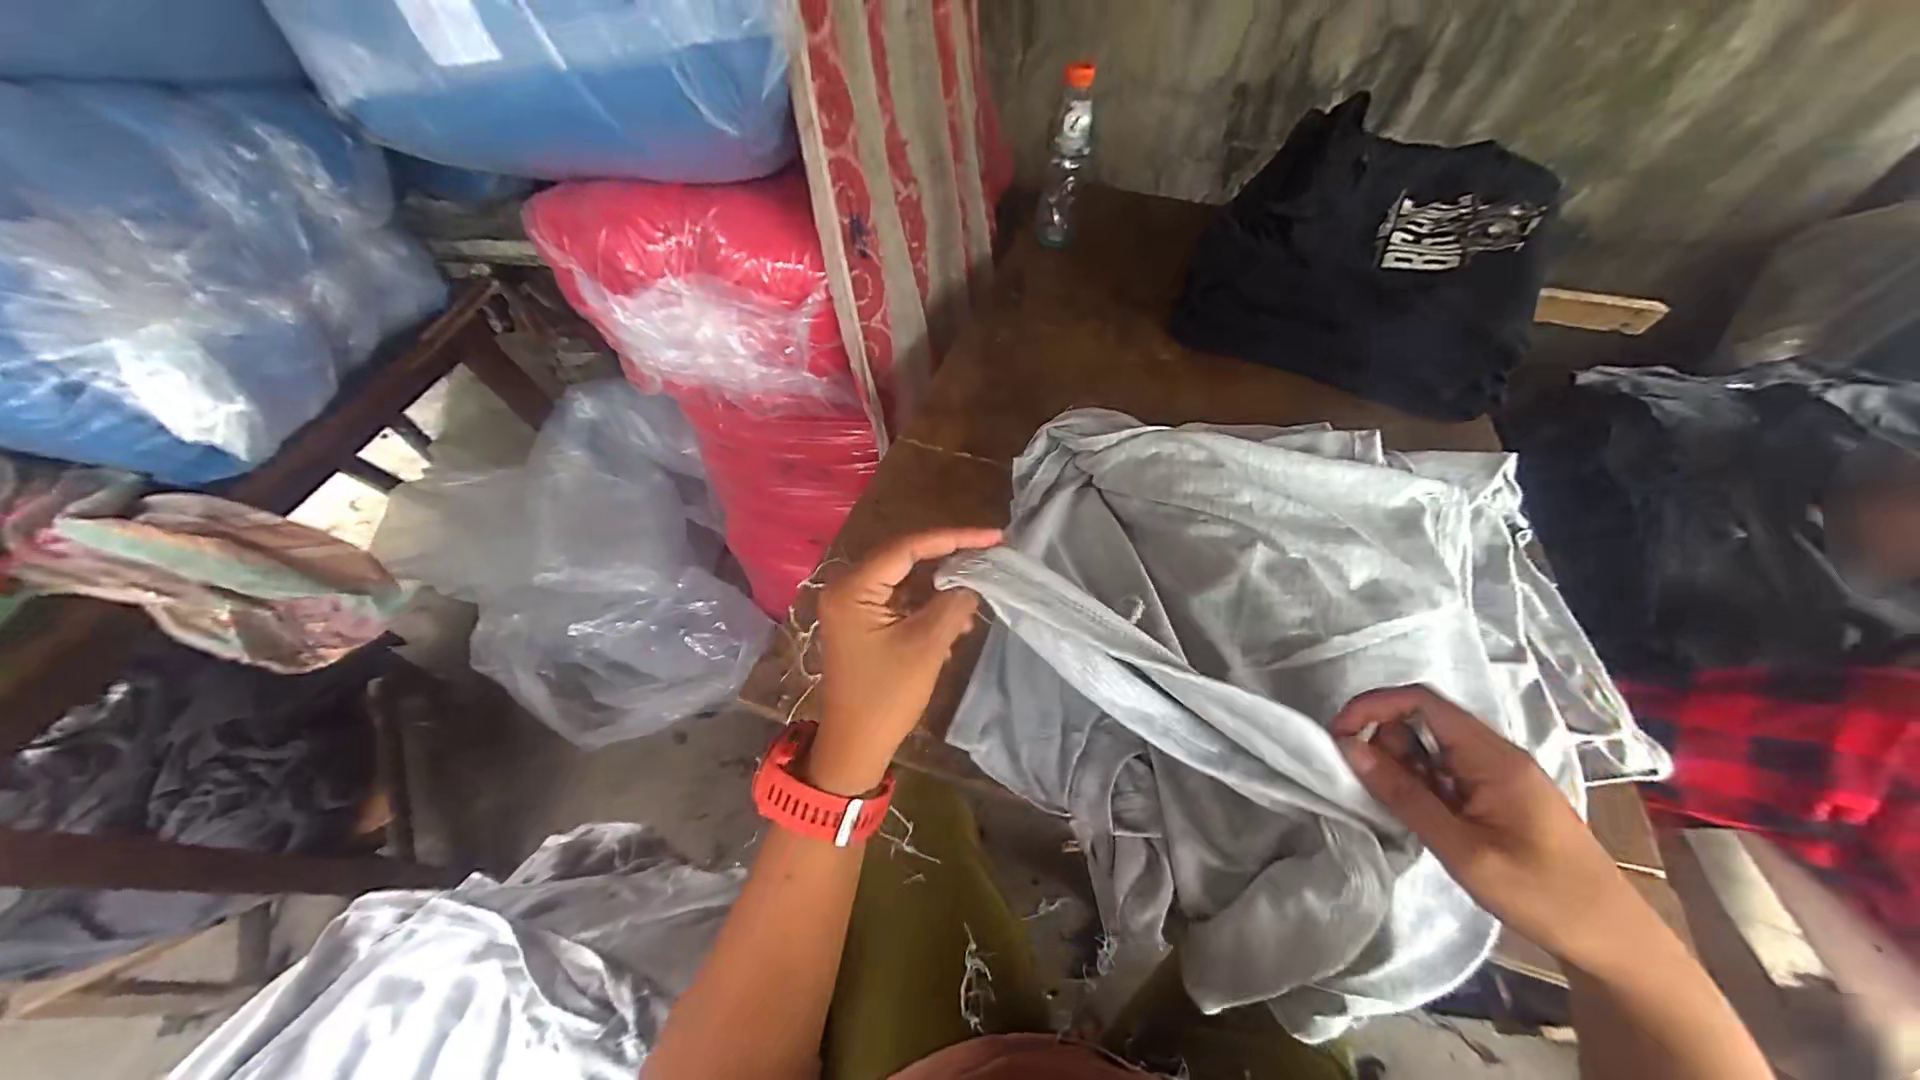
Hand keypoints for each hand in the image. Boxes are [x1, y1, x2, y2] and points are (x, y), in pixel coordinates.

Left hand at [807, 527, 1002, 795]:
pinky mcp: (863, 620)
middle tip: (989, 551)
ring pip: (906, 577)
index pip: (907, 547)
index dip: (953, 538)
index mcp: (853, 588)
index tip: (992, 537)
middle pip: (905, 556)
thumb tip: (974, 581)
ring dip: (941, 582)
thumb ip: (953, 604)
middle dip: (949, 555)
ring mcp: (854, 604)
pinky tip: (958, 615)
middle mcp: (847, 587)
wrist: (856, 744)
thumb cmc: (886, 696)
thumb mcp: (926, 646)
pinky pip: (901, 598)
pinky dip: (929, 602)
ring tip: (979, 586)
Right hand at [1332, 686, 1646, 970]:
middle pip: (1422, 720)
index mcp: (1492, 756)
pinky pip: (1445, 770)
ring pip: (1430, 746)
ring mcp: (1498, 774)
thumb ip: (1402, 794)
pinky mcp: (1498, 794)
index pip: (1421, 700)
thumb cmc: (1542, 895)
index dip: (1373, 706)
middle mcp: (1495, 753)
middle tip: (1376, 788)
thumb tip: (1347, 747)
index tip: (1339, 736)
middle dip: (1385, 743)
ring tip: (1404, 811)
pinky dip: (1420, 784)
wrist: (1616, 944)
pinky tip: (1424, 818)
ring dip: (1402, 767)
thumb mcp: (1461, 849)